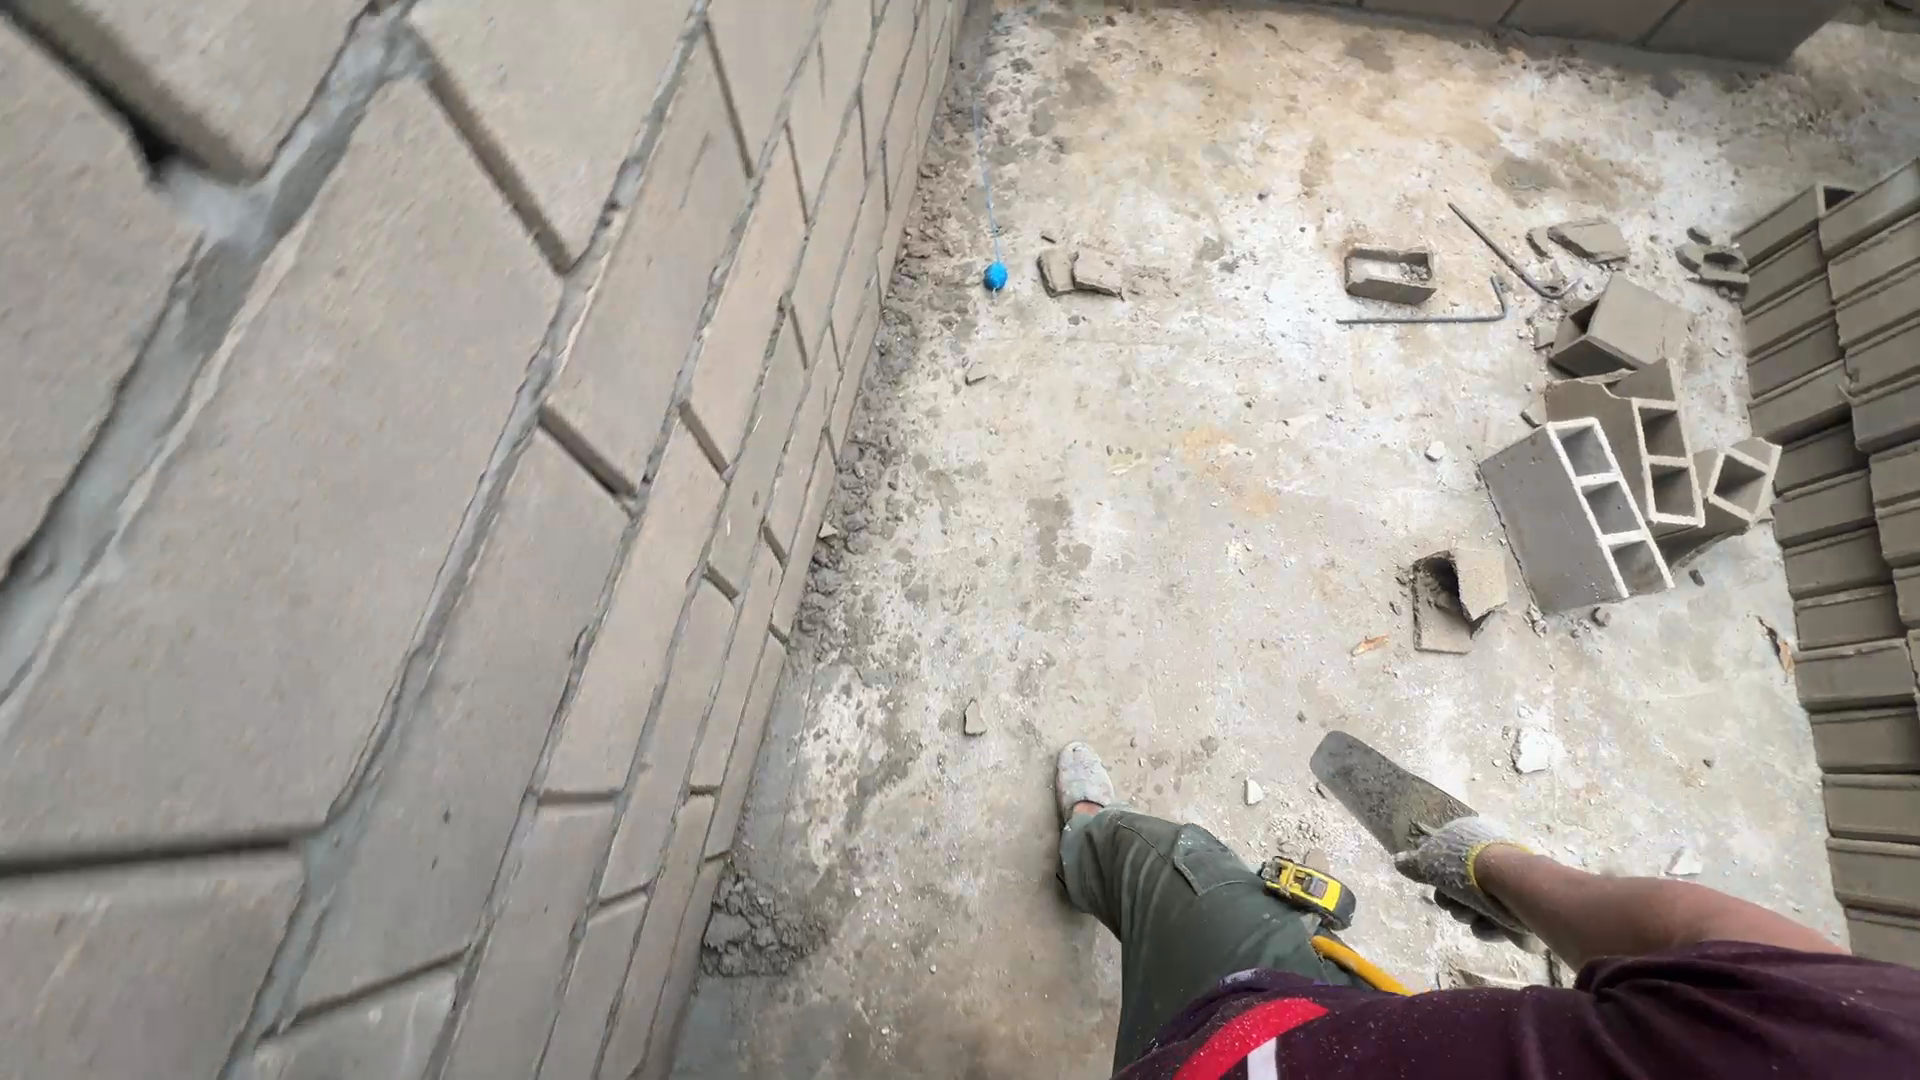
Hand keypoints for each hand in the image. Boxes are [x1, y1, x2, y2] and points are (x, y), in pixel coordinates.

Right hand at [1393, 817, 1530, 932]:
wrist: (1513, 888)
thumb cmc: (1468, 867)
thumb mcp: (1429, 861)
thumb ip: (1413, 864)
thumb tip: (1398, 861)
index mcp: (1468, 839)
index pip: (1445, 856)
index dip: (1434, 872)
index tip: (1431, 881)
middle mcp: (1488, 859)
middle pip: (1457, 885)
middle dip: (1449, 898)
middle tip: (1449, 902)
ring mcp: (1506, 887)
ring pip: (1474, 906)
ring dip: (1466, 914)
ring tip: (1470, 914)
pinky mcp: (1520, 912)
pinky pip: (1494, 924)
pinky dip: (1487, 927)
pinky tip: (1486, 924)